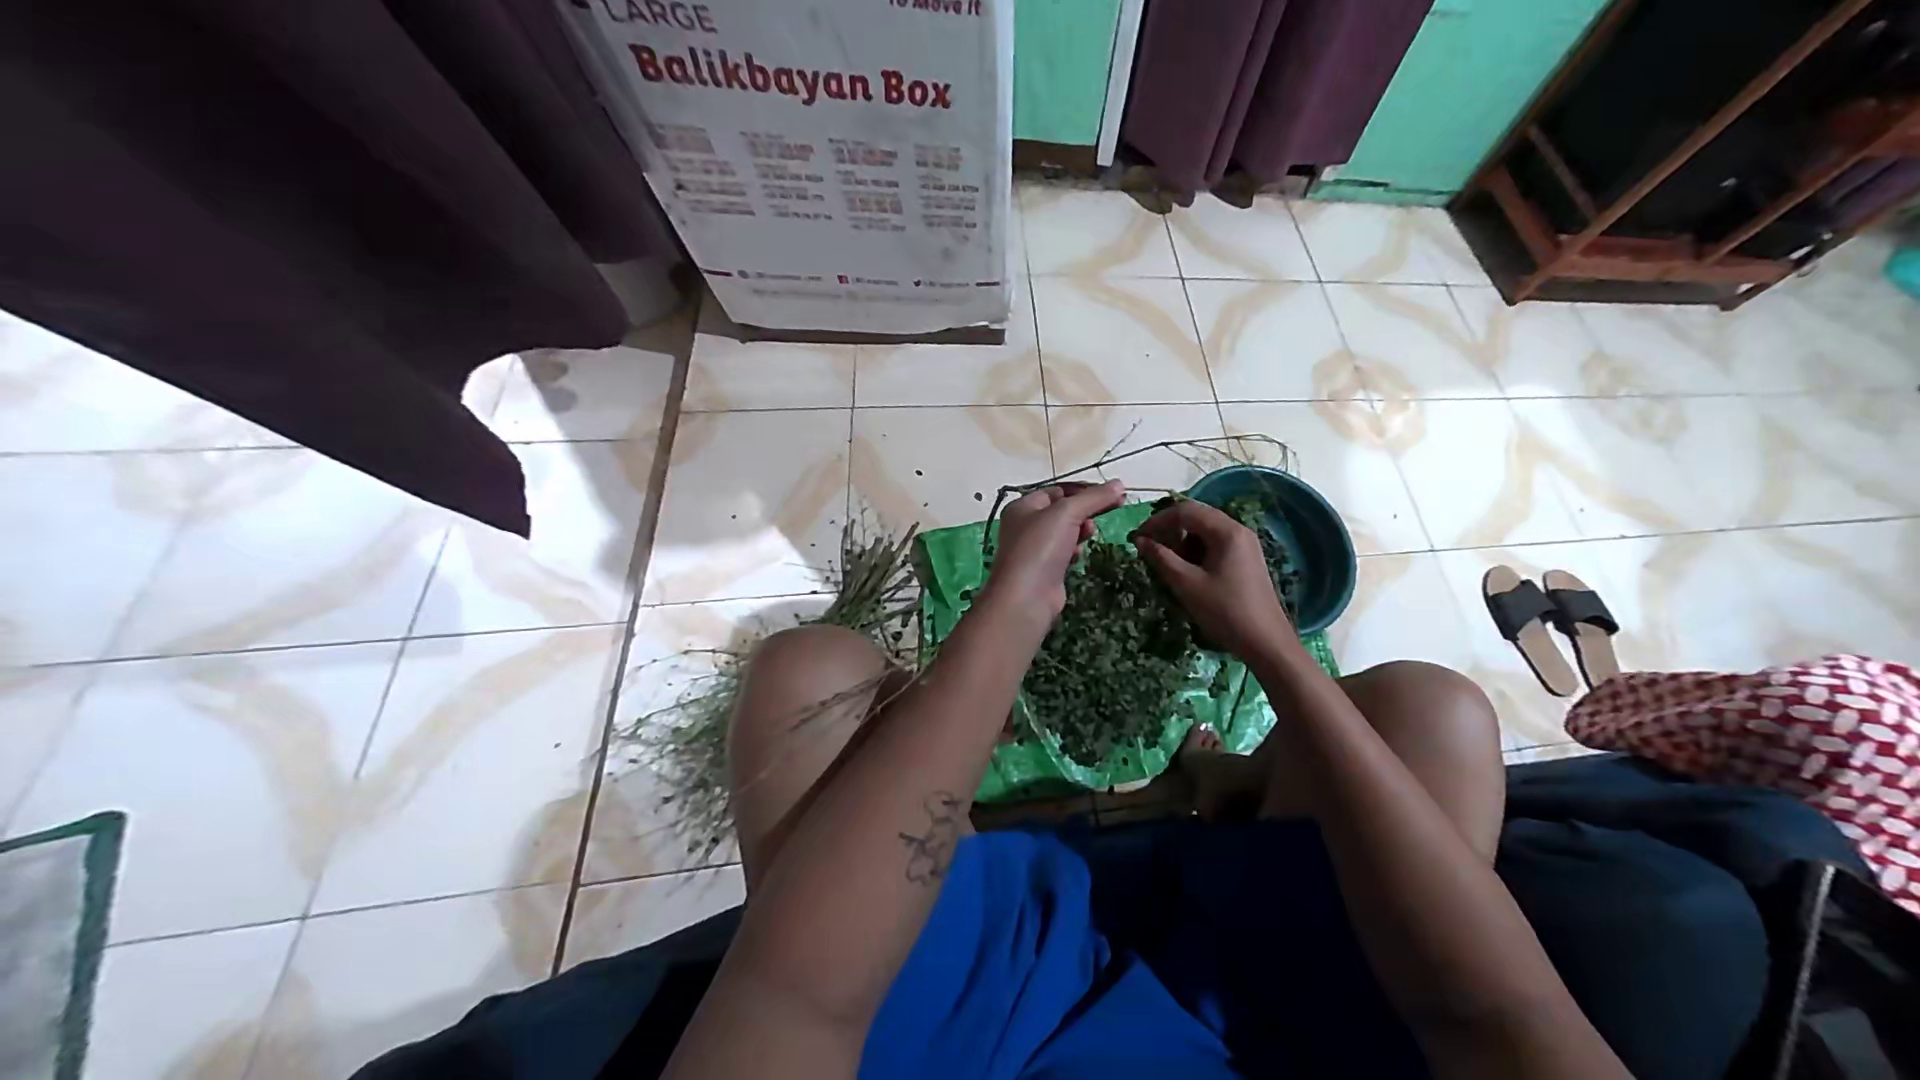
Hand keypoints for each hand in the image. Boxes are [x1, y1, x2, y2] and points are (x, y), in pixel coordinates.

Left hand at [981, 480, 1125, 625]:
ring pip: (1064, 533)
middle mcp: (1024, 526)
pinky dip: (1074, 551)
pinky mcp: (1044, 571)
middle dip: (1083, 512)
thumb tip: (1119, 484)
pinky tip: (1078, 555)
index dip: (1082, 490)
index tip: (1110, 493)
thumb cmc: (1040, 547)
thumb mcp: (1067, 513)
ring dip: (1080, 531)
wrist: (1026, 597)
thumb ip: (1094, 498)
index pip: (1056, 491)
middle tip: (1103, 513)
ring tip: (1089, 533)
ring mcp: (1033, 550)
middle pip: (1061, 512)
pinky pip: (1063, 554)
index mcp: (1022, 507)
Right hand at [1132, 499, 1294, 660]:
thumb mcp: (1186, 584)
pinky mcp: (1245, 559)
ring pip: (1204, 530)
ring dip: (1181, 540)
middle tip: (1148, 547)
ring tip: (1164, 561)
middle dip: (1168, 529)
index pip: (1185, 511)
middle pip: (1196, 516)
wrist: (1266, 642)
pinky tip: (1185, 569)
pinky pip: (1214, 544)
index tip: (1137, 538)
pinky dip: (1195, 550)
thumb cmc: (1225, 611)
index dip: (1157, 521)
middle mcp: (1238, 530)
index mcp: (1227, 531)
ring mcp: (1244, 545)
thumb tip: (1140, 540)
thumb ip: (1161, 558)